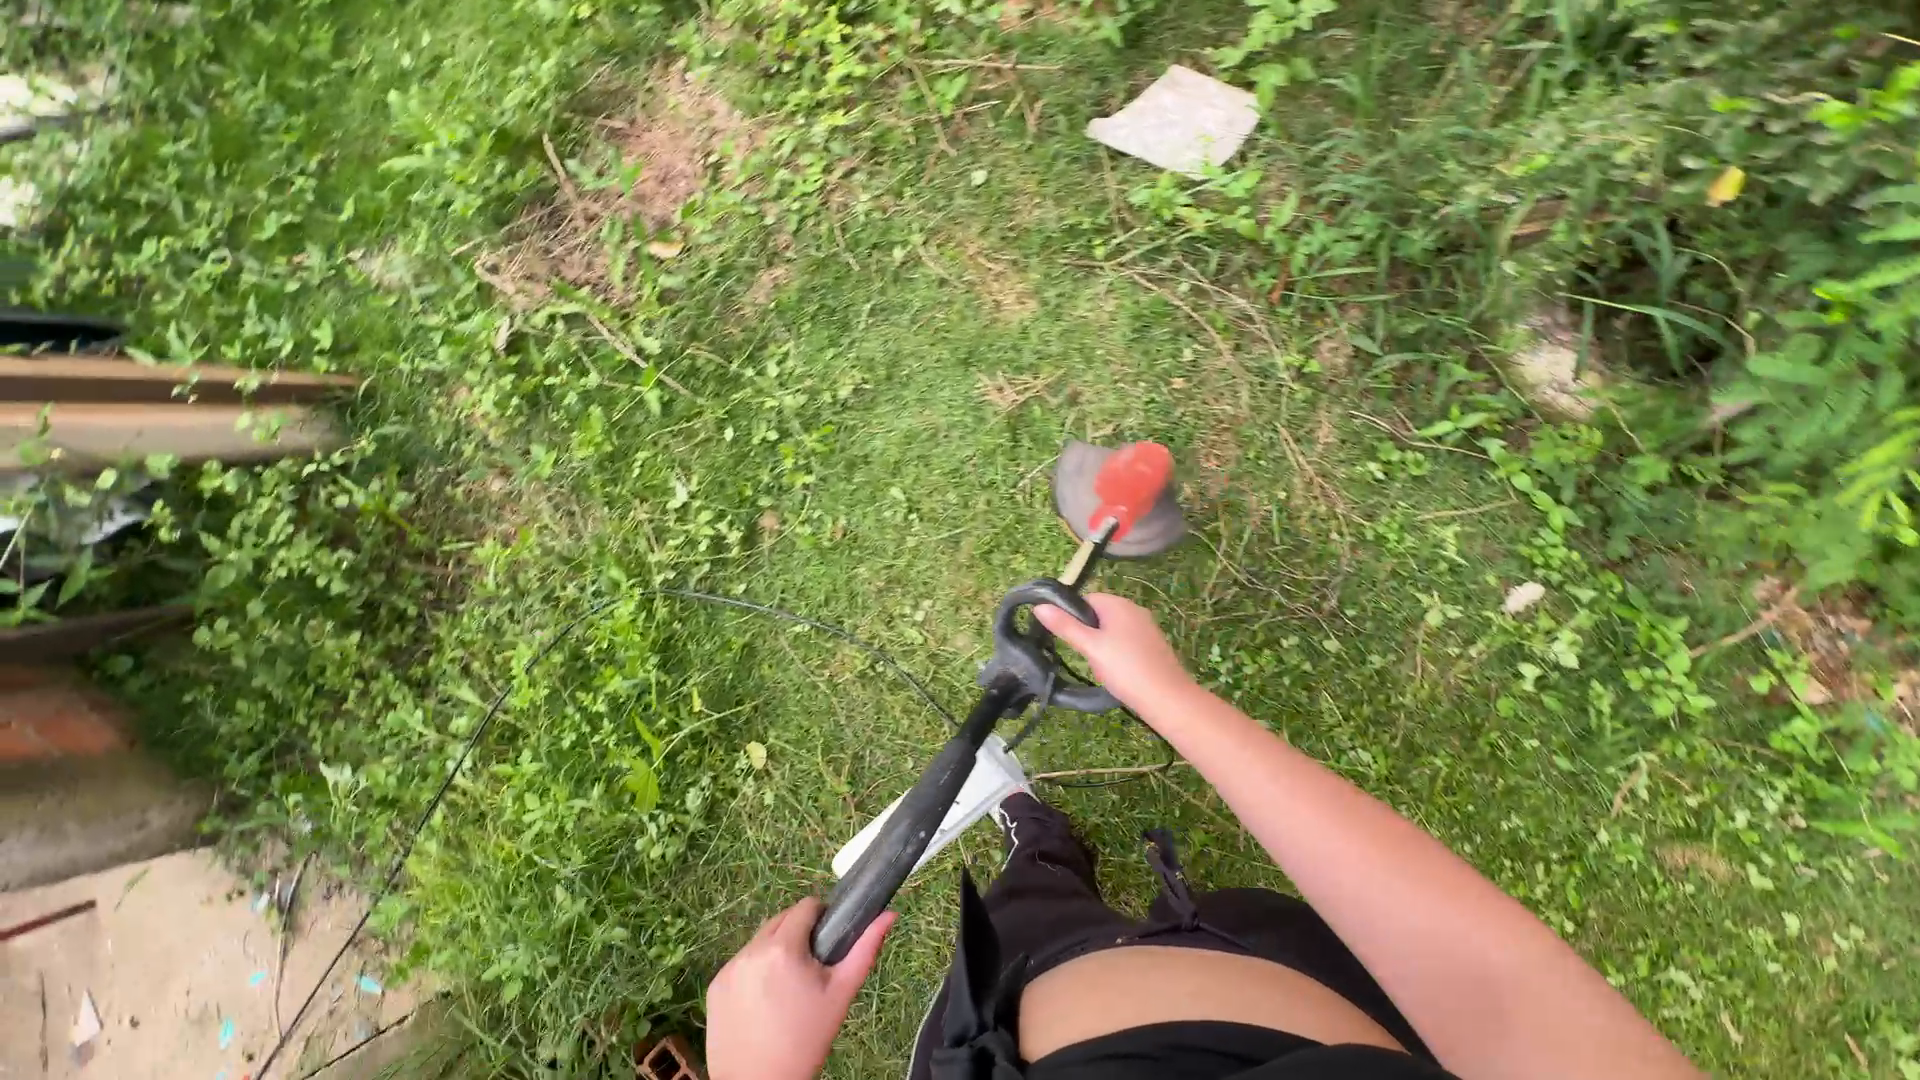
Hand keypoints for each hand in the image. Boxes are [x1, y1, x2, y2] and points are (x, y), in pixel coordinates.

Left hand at [705, 897, 895, 1079]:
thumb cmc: (806, 1040)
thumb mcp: (841, 994)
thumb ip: (865, 949)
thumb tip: (889, 914)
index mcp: (783, 947)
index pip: (805, 906)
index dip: (822, 916)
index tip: (828, 942)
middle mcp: (751, 950)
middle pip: (781, 920)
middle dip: (799, 933)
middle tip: (811, 968)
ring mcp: (729, 967)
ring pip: (760, 940)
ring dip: (776, 950)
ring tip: (788, 986)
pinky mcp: (715, 985)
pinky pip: (741, 963)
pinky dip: (755, 970)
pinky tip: (764, 999)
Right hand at [1034, 593, 1194, 711]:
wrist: (1167, 698)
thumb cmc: (1126, 668)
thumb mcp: (1091, 647)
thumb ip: (1065, 626)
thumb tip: (1039, 606)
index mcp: (1119, 604)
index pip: (1086, 599)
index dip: (1073, 617)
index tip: (1070, 639)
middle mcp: (1134, 610)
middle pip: (1099, 616)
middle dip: (1088, 636)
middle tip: (1087, 658)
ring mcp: (1146, 628)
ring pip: (1111, 632)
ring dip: (1101, 649)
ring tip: (1103, 670)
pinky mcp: (1152, 645)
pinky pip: (1126, 644)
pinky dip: (1117, 656)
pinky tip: (1118, 675)